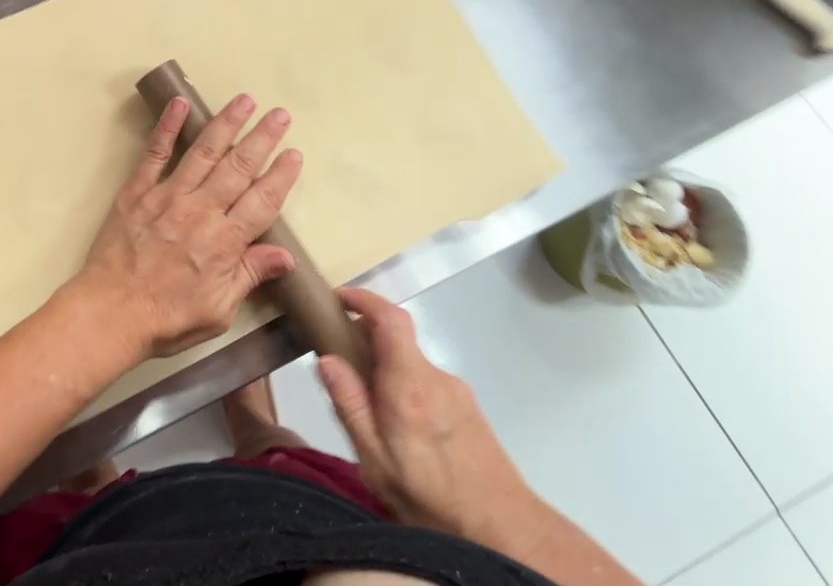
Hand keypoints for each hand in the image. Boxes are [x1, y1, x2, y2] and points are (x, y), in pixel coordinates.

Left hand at [73, 94, 302, 358]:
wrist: (110, 312)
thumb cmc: (167, 319)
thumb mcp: (219, 310)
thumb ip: (249, 276)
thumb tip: (285, 255)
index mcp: (224, 243)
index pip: (262, 202)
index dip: (281, 177)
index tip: (294, 154)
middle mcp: (200, 212)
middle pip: (239, 168)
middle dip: (262, 139)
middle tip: (279, 114)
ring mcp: (167, 197)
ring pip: (203, 153)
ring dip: (226, 124)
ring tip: (244, 100)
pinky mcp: (136, 192)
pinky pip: (154, 154)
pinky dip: (167, 127)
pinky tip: (179, 104)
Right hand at [318, 289, 540, 547]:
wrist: (505, 532)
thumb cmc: (429, 497)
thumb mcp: (374, 458)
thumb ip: (350, 405)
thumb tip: (326, 359)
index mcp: (409, 384)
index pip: (390, 319)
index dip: (364, 299)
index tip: (338, 299)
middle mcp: (437, 378)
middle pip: (396, 342)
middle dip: (365, 347)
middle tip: (341, 377)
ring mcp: (458, 392)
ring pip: (410, 367)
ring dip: (386, 376)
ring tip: (372, 422)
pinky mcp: (469, 409)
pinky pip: (427, 386)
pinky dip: (405, 392)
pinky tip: (402, 436)